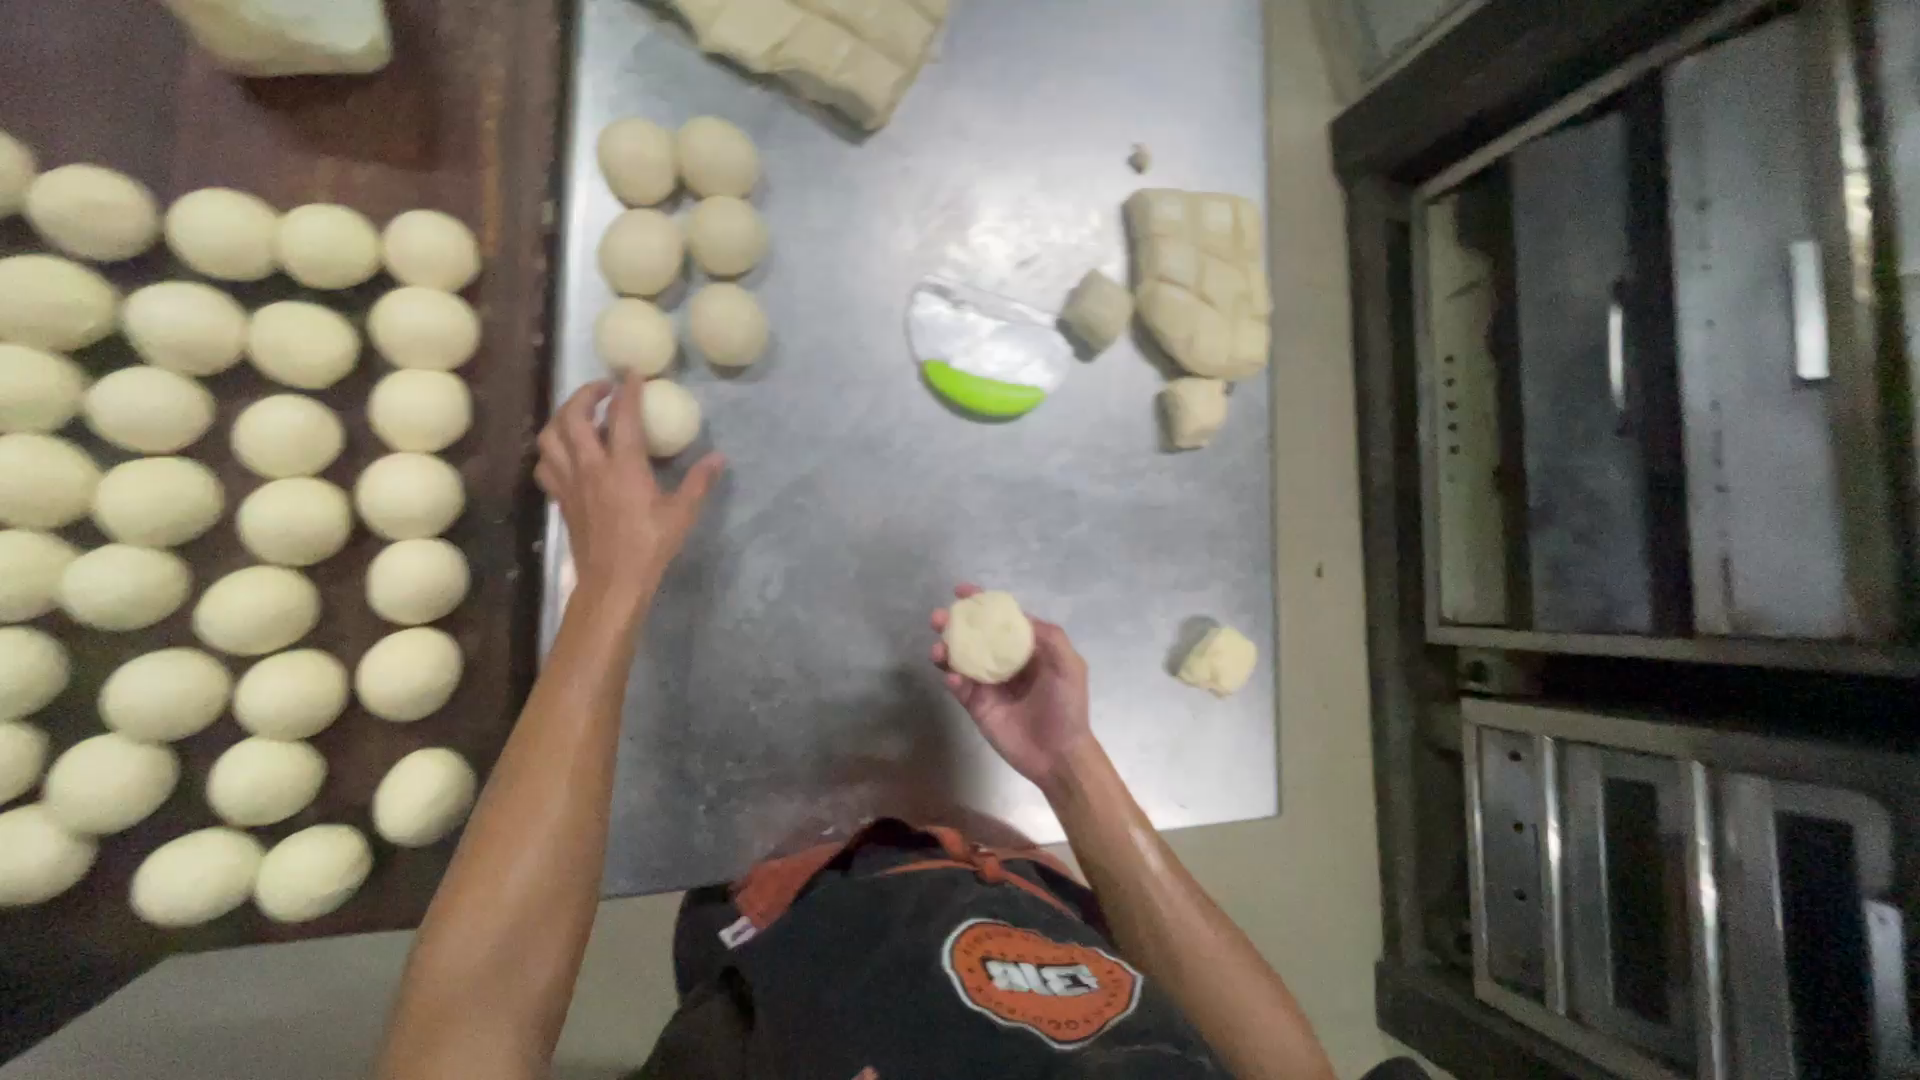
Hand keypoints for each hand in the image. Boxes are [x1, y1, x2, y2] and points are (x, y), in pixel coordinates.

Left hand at [535, 378, 724, 616]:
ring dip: (563, 416)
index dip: (629, 390)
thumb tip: (718, 458)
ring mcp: (570, 482)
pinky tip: (567, 452)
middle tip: (604, 389)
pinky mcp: (561, 499)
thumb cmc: (650, 546)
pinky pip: (545, 464)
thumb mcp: (682, 513)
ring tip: (581, 414)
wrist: (613, 581)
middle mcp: (590, 467)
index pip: (623, 416)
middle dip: (586, 394)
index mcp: (623, 466)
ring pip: (550, 436)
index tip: (634, 373)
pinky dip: (552, 449)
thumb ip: (699, 482)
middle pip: (573, 416)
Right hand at [930, 585, 1094, 793]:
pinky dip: (952, 679)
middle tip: (938, 617)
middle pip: (974, 636)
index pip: (1000, 619)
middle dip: (953, 624)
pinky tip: (954, 679)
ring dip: (946, 650)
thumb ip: (1048, 637)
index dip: (981, 604)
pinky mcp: (977, 706)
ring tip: (939, 650)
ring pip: (960, 659)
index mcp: (1026, 648)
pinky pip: (959, 687)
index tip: (962, 591)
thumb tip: (1018, 616)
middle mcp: (1004, 661)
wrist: (1059, 754)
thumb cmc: (1067, 707)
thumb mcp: (1069, 666)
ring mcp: (988, 683)